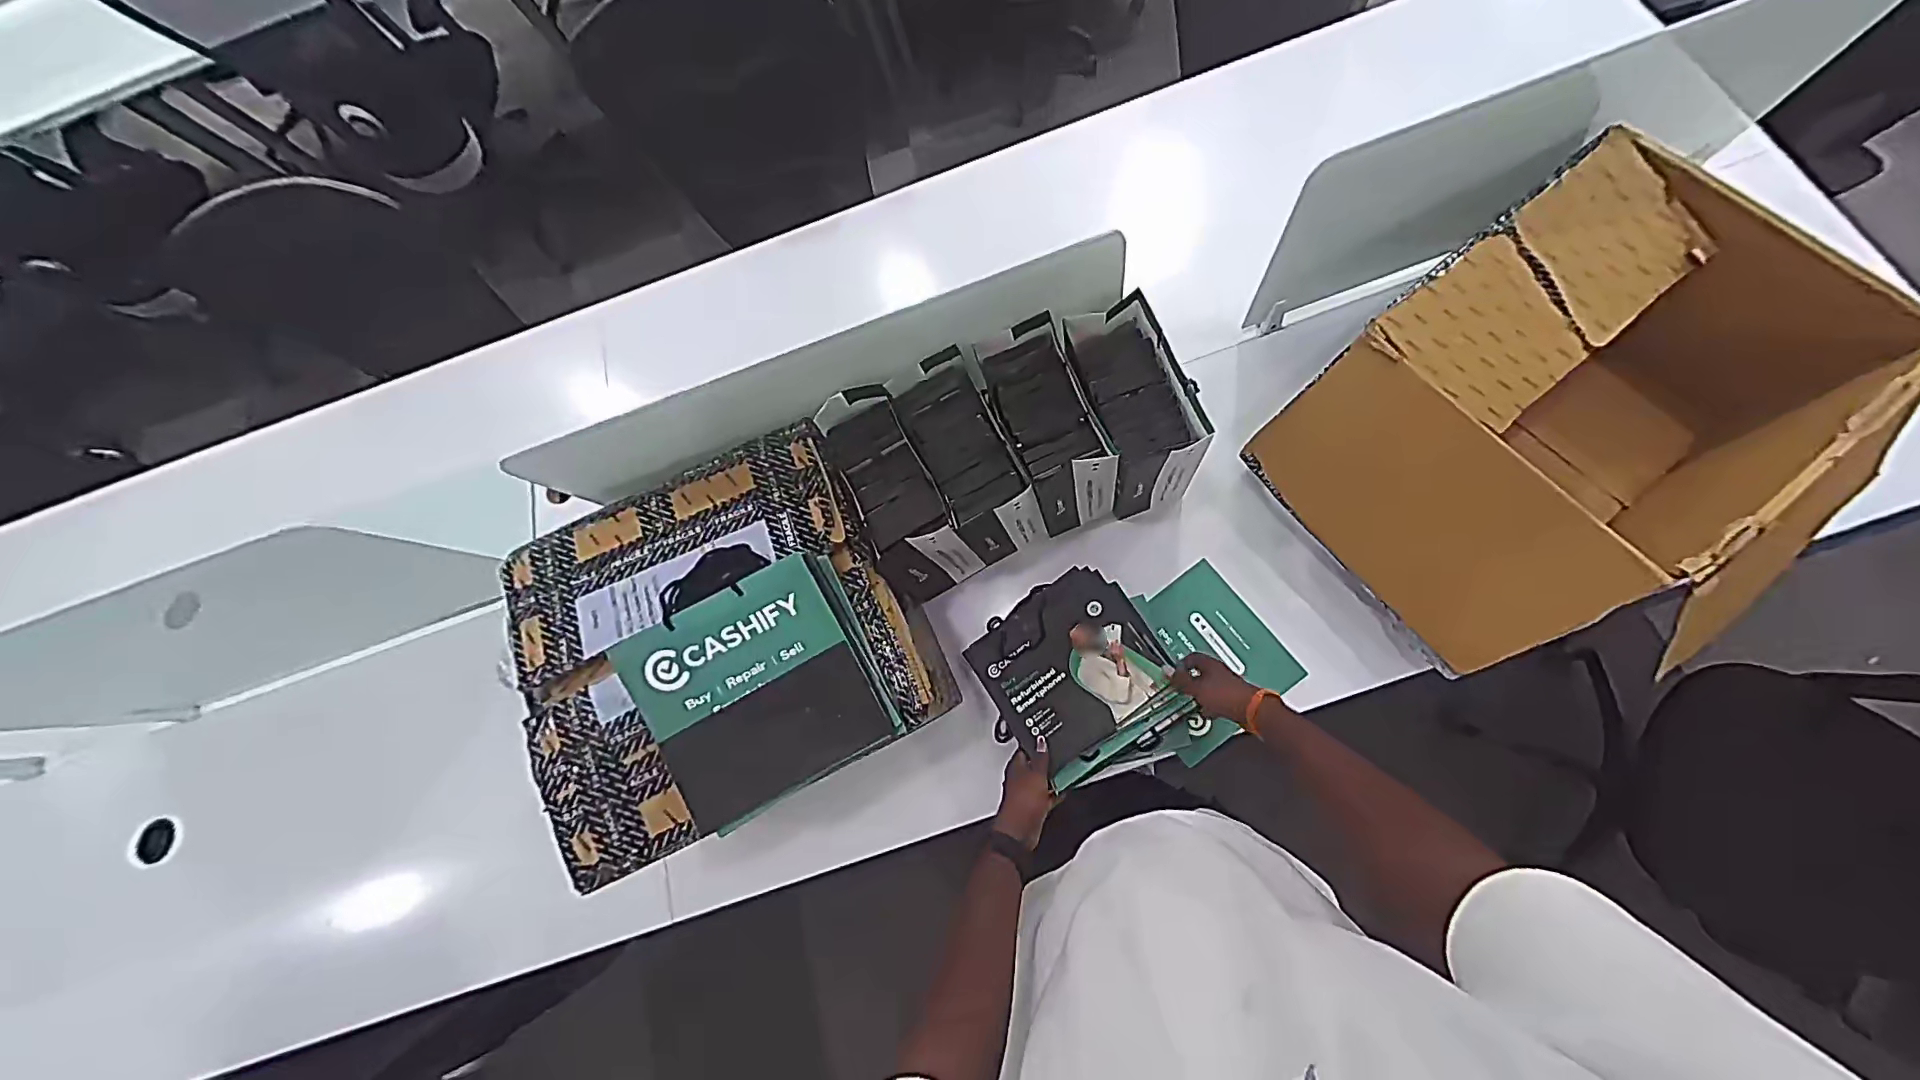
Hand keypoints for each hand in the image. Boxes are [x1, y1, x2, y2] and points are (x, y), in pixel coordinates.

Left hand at [993, 742, 1056, 849]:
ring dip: (1053, 776)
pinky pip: (1047, 795)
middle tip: (1059, 754)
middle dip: (1047, 760)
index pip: (1026, 749)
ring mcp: (1027, 793)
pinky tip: (1064, 789)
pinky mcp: (1035, 806)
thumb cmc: (1022, 804)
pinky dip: (1055, 792)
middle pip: (1035, 764)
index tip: (1046, 738)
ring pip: (1042, 780)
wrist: (1020, 832)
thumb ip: (1040, 757)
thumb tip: (1041, 742)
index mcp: (1017, 767)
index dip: (1036, 743)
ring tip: (1066, 769)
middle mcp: (1020, 779)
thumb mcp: (1036, 775)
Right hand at [1169, 652, 1259, 721]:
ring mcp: (1228, 684)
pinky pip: (1217, 697)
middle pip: (1201, 671)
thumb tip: (1167, 670)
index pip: (1192, 657)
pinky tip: (1208, 711)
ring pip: (1209, 685)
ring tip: (1193, 700)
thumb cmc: (1226, 695)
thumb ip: (1180, 680)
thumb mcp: (1196, 688)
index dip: (1181, 664)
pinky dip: (1210, 703)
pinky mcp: (1234, 696)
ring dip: (1200, 692)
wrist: (1252, 710)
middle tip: (1182, 687)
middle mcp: (1220, 671)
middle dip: (1190, 680)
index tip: (1174, 672)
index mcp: (1210, 664)